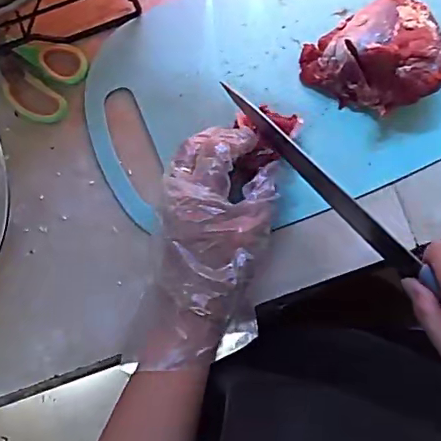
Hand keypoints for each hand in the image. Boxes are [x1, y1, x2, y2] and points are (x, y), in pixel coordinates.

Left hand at [128, 127, 279, 370]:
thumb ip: (264, 190)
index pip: (217, 146)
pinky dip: (203, 165)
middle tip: (247, 139)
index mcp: (197, 189)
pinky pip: (184, 175)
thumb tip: (271, 166)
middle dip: (221, 136)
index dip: (241, 137)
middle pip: (194, 145)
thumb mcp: (254, 228)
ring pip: (185, 158)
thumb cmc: (225, 268)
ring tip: (238, 154)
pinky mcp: (169, 211)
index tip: (261, 136)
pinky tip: (223, 175)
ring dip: (210, 149)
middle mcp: (177, 187)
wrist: (190, 304)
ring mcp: (168, 198)